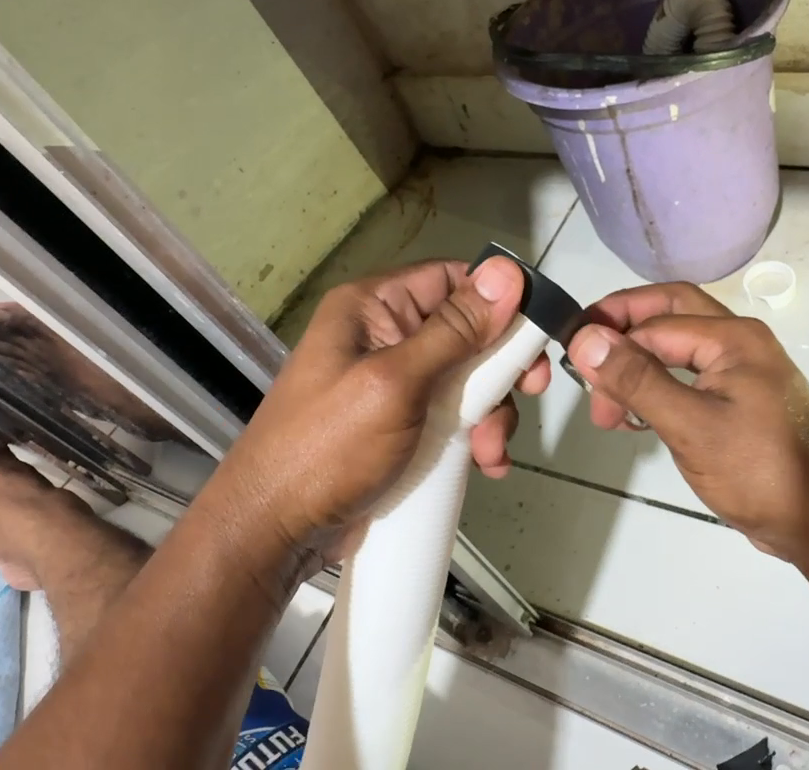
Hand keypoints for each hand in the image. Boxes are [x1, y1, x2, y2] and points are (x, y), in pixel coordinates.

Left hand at [207, 257, 547, 567]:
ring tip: (490, 451)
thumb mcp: (397, 383)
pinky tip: (486, 464)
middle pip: (468, 331)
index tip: (537, 334)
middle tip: (530, 393)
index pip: (452, 278)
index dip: (499, 300)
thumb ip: (455, 330)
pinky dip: (476, 436)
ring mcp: (393, 382)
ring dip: (492, 412)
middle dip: (500, 369)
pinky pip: (453, 415)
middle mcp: (385, 335)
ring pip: (468, 378)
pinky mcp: (401, 423)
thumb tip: (508, 273)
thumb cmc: (327, 449)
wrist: (272, 535)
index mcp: (373, 306)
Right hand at [566, 282, 808, 562]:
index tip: (572, 367)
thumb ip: (637, 380)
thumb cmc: (758, 472)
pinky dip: (660, 385)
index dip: (610, 337)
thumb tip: (586, 339)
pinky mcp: (744, 397)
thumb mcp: (689, 426)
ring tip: (608, 406)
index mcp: (734, 337)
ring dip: (640, 363)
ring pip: (680, 345)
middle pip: (670, 314)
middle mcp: (742, 340)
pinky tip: (640, 415)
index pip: (655, 321)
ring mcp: (746, 369)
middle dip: (624, 332)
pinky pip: (692, 373)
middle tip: (586, 358)